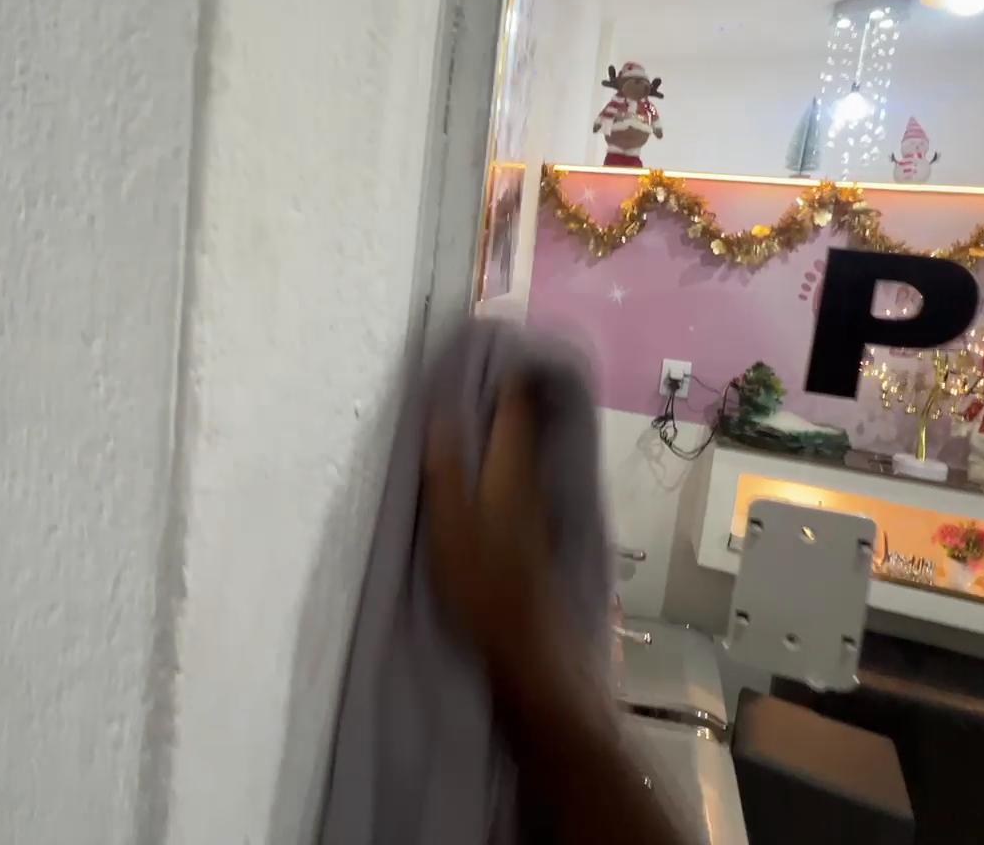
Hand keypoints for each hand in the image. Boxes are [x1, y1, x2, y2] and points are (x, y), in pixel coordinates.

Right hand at [423, 377, 558, 671]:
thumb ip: (444, 464)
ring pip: (532, 435)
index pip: (516, 401)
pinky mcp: (543, 516)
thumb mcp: (448, 522)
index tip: (492, 339)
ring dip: (519, 406)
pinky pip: (530, 459)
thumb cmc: (483, 582)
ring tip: (497, 382)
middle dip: (515, 379)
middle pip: (529, 413)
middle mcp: (534, 472)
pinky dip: (519, 437)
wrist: (531, 643)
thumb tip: (440, 408)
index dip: (508, 367)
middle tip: (493, 350)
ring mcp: (542, 495)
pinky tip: (503, 441)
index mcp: (511, 466)